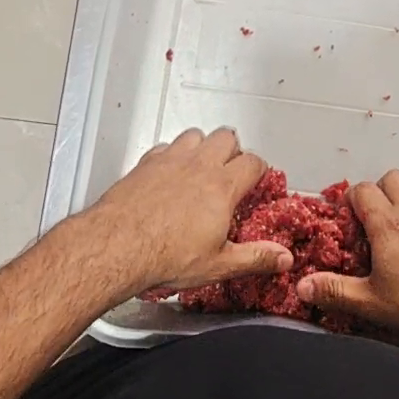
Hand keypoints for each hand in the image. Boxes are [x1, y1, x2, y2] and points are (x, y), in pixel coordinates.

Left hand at [80, 128, 290, 294]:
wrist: (116, 247)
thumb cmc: (166, 255)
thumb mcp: (219, 264)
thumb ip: (256, 257)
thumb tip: (283, 258)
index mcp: (222, 186)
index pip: (253, 162)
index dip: (259, 170)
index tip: (256, 182)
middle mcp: (199, 165)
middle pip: (227, 137)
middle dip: (233, 151)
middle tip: (230, 171)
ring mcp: (171, 160)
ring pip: (196, 135)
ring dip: (202, 146)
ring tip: (200, 166)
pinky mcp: (146, 163)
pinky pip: (165, 146)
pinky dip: (171, 154)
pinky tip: (168, 174)